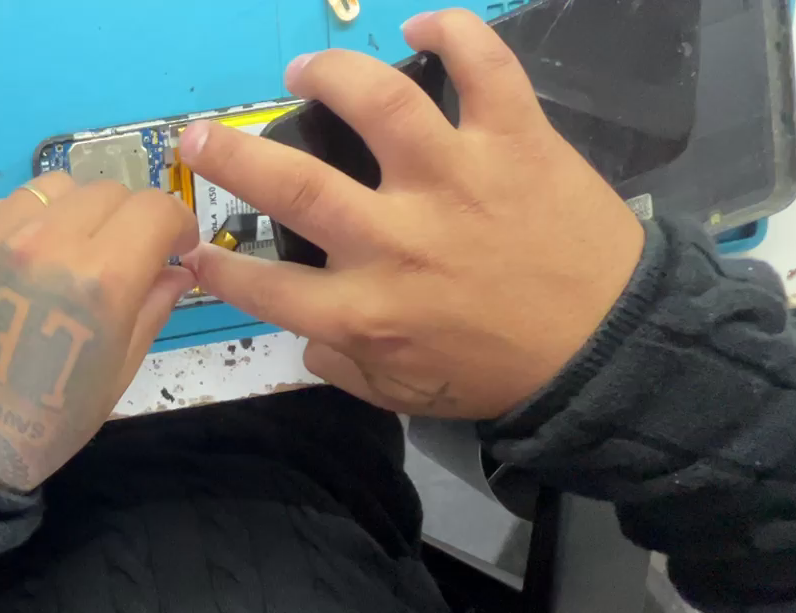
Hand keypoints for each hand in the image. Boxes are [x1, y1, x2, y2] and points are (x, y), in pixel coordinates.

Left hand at [0, 173, 198, 490]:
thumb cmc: (48, 421)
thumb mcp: (116, 375)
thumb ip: (152, 311)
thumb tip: (177, 270)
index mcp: (99, 283)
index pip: (154, 210)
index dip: (177, 223)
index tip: (177, 245)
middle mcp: (48, 243)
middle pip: (109, 192)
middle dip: (132, 220)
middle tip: (126, 257)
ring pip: (59, 187)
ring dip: (81, 211)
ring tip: (75, 252)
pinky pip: (12, 204)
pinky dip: (35, 221)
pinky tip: (31, 261)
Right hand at [177, 9, 645, 418]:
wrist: (602, 350)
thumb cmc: (489, 374)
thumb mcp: (396, 393)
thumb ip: (339, 364)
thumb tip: (309, 330)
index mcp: (361, 312)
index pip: (265, 288)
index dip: (219, 271)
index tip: (193, 253)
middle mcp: (395, 241)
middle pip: (296, 188)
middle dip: (234, 159)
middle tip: (200, 137)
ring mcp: (455, 181)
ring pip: (381, 105)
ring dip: (332, 77)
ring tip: (304, 71)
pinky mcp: (517, 141)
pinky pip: (485, 67)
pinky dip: (454, 33)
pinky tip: (422, 27)